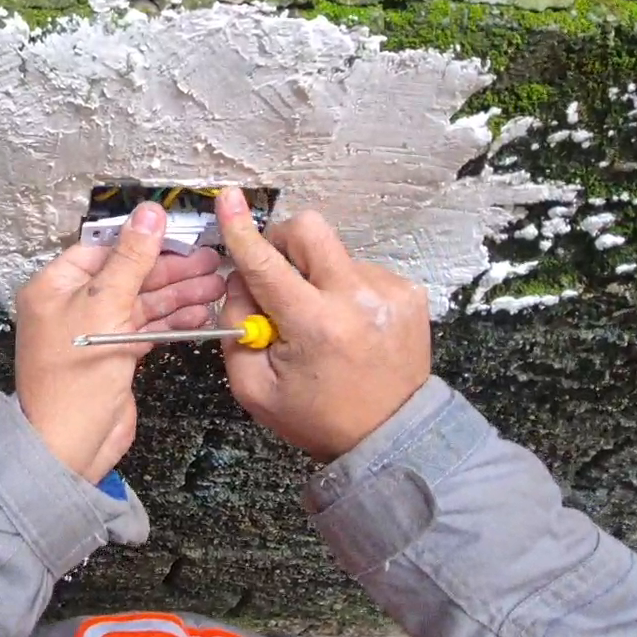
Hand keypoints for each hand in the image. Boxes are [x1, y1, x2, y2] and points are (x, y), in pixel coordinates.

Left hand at [15, 203, 227, 481]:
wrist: (71, 445)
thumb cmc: (72, 381)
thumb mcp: (104, 306)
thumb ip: (131, 259)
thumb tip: (148, 215)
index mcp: (55, 286)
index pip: (102, 249)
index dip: (141, 240)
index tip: (178, 231)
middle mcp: (72, 306)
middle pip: (128, 274)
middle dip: (170, 269)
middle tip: (210, 260)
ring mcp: (96, 332)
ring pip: (142, 302)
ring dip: (179, 294)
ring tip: (215, 284)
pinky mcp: (115, 356)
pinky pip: (147, 328)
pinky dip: (173, 321)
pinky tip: (201, 313)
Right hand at [215, 188, 431, 462]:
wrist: (393, 438)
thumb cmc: (318, 417)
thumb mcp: (253, 387)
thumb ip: (234, 328)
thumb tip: (239, 282)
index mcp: (315, 325)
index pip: (266, 265)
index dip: (241, 229)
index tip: (228, 199)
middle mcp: (356, 299)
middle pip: (309, 230)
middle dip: (281, 240)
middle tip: (273, 273)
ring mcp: (389, 292)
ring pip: (331, 252)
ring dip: (313, 274)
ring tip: (318, 319)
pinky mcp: (407, 293)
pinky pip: (358, 268)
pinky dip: (341, 287)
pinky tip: (344, 322)